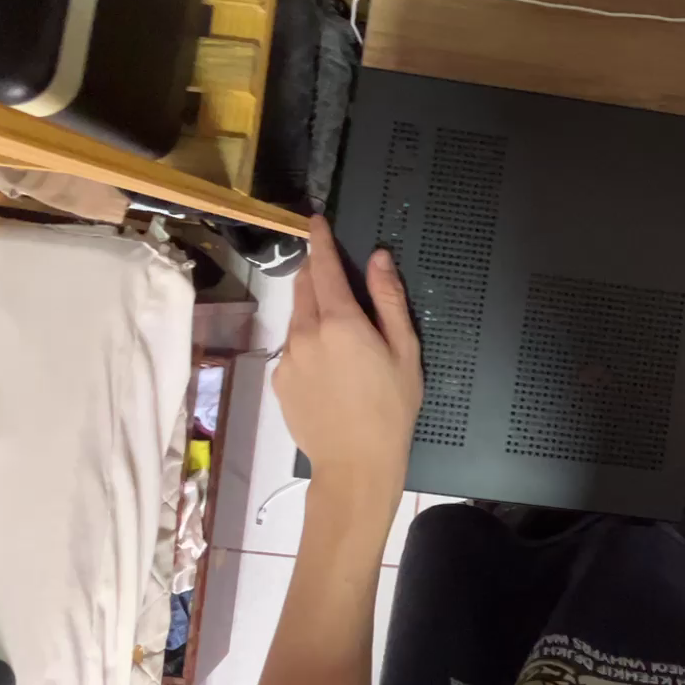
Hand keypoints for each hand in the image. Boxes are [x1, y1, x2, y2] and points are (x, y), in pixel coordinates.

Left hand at [273, 216, 422, 512]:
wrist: (355, 463)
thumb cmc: (392, 406)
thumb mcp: (404, 350)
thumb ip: (389, 300)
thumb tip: (379, 258)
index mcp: (339, 321)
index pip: (324, 268)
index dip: (321, 241)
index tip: (315, 221)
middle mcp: (305, 333)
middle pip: (304, 286)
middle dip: (315, 270)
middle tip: (333, 270)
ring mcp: (287, 358)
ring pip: (297, 318)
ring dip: (313, 309)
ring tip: (341, 332)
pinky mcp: (279, 380)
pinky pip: (293, 348)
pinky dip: (308, 342)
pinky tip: (331, 369)